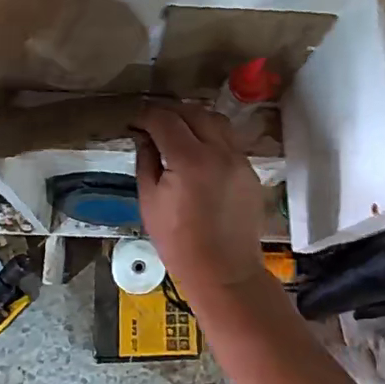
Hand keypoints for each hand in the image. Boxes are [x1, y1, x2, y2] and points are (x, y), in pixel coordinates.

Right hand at [133, 104, 269, 298]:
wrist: (224, 272)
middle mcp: (219, 151)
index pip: (165, 120)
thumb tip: (143, 136)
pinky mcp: (250, 171)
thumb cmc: (179, 243)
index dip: (145, 116)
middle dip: (169, 112)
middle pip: (193, 112)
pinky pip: (229, 141)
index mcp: (190, 160)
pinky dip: (211, 137)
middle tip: (152, 123)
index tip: (134, 122)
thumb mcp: (150, 202)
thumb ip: (146, 161)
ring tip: (177, 132)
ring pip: (216, 121)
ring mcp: (239, 159)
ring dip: (194, 119)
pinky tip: (198, 153)